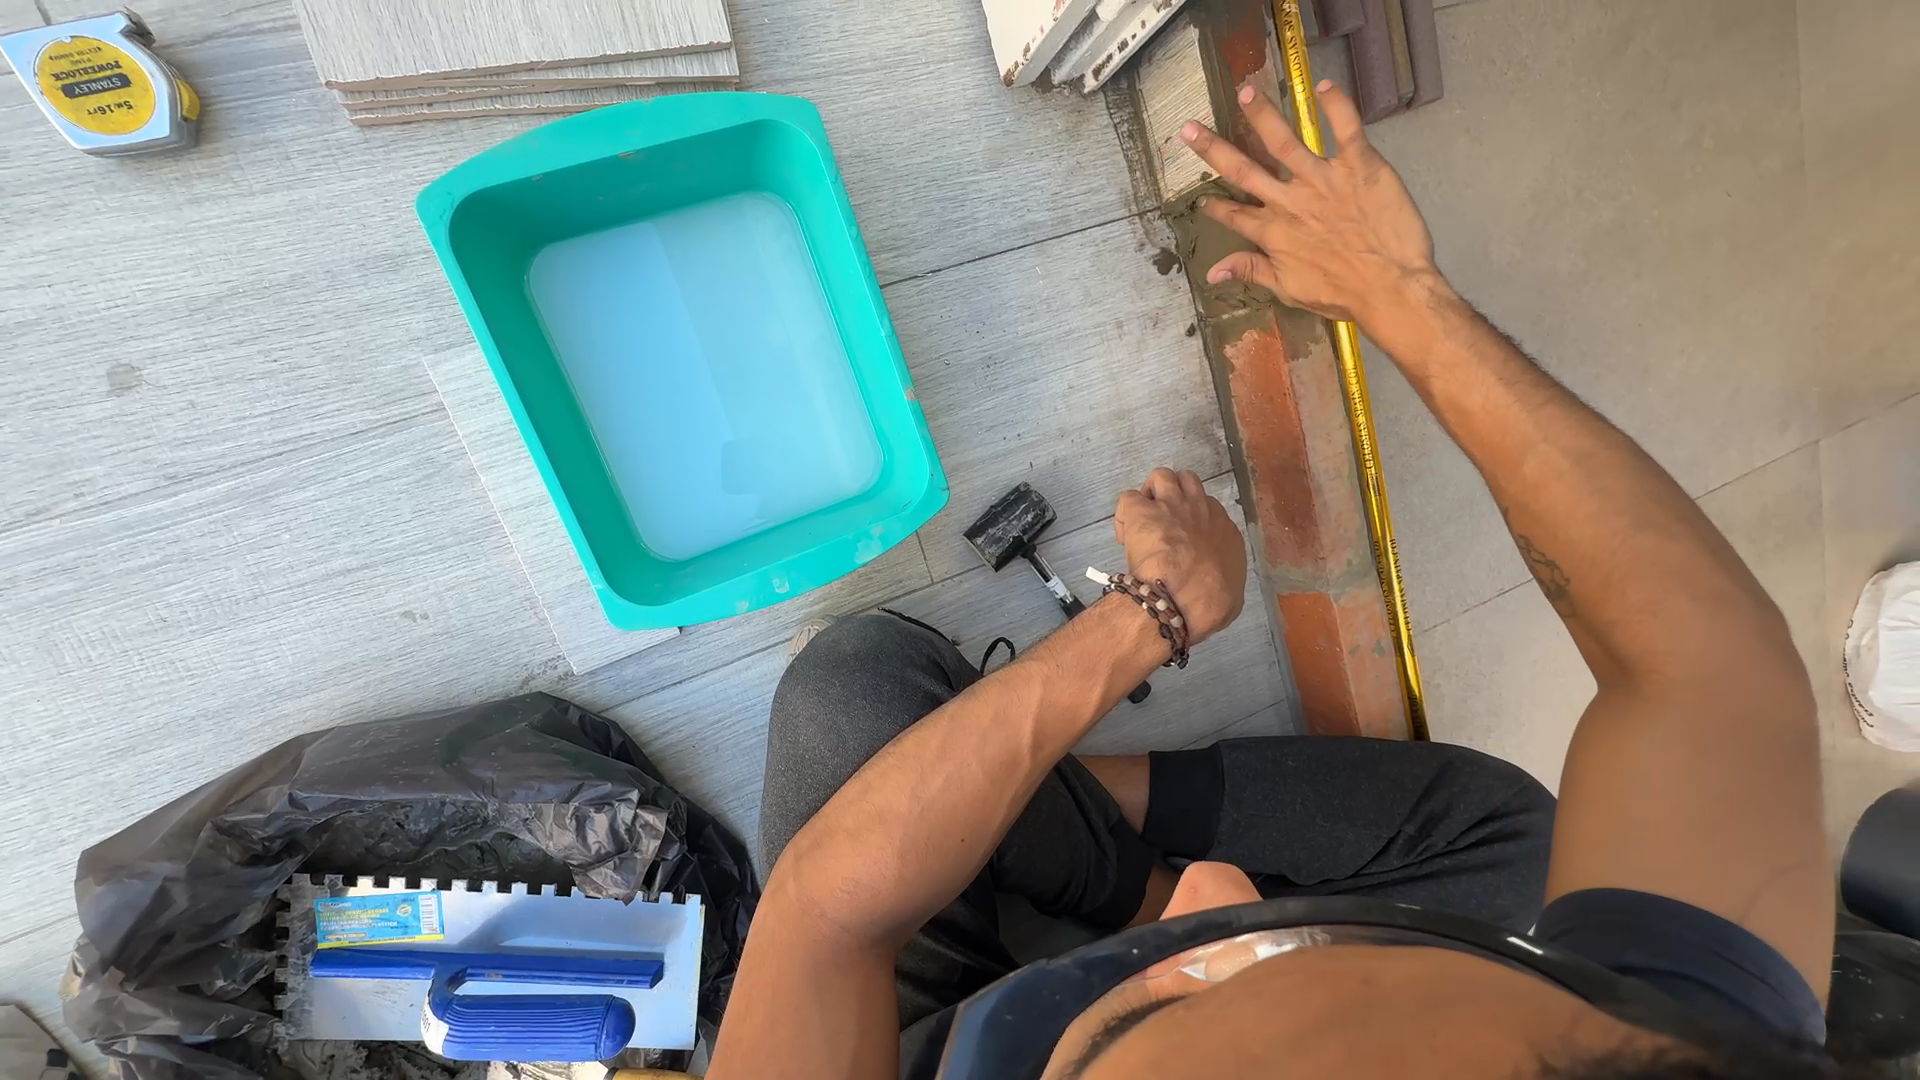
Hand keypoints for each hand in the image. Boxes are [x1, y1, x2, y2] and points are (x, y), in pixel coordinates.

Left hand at [1113, 469, 1246, 644]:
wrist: (1183, 599)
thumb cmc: (1209, 603)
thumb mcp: (1231, 597)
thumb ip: (1225, 585)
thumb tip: (1219, 593)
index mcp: (1222, 530)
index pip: (1208, 510)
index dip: (1191, 522)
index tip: (1180, 543)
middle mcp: (1199, 509)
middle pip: (1188, 481)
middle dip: (1174, 494)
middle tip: (1161, 520)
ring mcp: (1171, 505)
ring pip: (1162, 476)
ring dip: (1150, 494)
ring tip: (1142, 518)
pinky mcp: (1142, 510)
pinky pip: (1128, 498)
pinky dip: (1123, 515)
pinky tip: (1125, 536)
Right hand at [1179, 81, 1441, 324]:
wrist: (1388, 286)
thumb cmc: (1339, 294)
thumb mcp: (1287, 289)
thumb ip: (1251, 271)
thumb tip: (1211, 274)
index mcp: (1272, 233)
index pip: (1234, 215)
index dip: (1215, 207)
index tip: (1200, 198)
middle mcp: (1289, 202)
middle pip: (1244, 171)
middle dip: (1214, 149)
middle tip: (1191, 129)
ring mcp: (1322, 180)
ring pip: (1285, 142)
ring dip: (1263, 116)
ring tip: (1246, 92)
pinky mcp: (1358, 166)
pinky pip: (1346, 128)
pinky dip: (1336, 105)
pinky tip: (1323, 86)